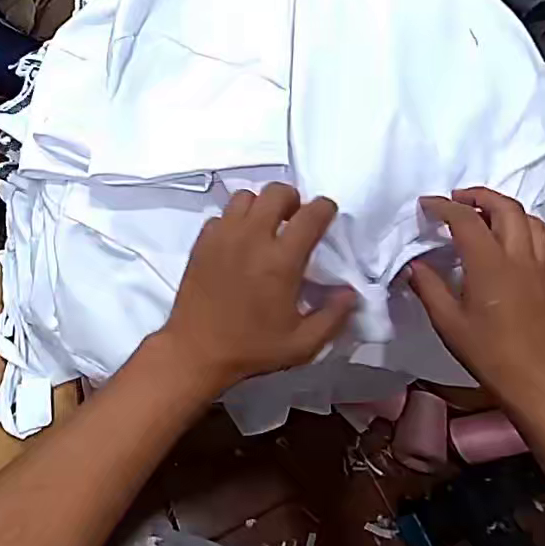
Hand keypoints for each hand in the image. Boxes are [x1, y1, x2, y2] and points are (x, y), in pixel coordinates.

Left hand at [156, 183, 356, 393]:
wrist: (194, 353)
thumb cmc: (251, 348)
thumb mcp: (302, 344)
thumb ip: (333, 317)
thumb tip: (350, 293)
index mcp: (282, 260)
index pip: (311, 214)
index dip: (325, 208)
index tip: (327, 216)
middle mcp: (253, 238)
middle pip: (277, 192)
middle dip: (293, 200)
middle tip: (294, 221)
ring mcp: (224, 236)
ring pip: (246, 196)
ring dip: (261, 206)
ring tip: (265, 228)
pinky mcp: (202, 242)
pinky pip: (223, 214)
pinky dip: (235, 220)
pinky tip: (239, 242)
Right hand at [407, 189, 544, 416]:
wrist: (541, 383)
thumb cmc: (491, 356)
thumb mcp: (449, 324)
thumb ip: (429, 288)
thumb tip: (413, 266)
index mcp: (490, 264)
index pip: (466, 219)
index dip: (444, 206)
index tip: (426, 205)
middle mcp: (518, 256)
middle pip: (504, 206)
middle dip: (478, 195)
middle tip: (456, 200)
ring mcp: (538, 266)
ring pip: (527, 217)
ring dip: (503, 206)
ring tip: (482, 213)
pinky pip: (539, 236)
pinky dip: (522, 224)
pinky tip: (507, 240)